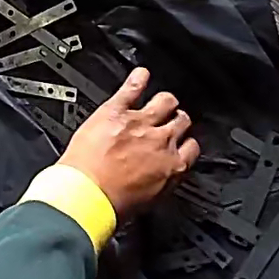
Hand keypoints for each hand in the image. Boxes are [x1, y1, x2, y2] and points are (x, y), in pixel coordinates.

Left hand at [58, 67, 198, 218]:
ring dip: (164, 100)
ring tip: (161, 99)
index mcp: (172, 166)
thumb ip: (160, 181)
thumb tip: (158, 178)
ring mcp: (139, 122)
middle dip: (177, 118)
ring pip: (164, 100)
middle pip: (181, 120)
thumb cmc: (113, 203)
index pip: (191, 147)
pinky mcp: (116, 110)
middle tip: (169, 119)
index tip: (180, 142)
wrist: (87, 195)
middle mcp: (160, 141)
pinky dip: (138, 78)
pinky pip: (132, 88)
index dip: (186, 142)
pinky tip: (140, 74)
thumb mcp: (149, 200)